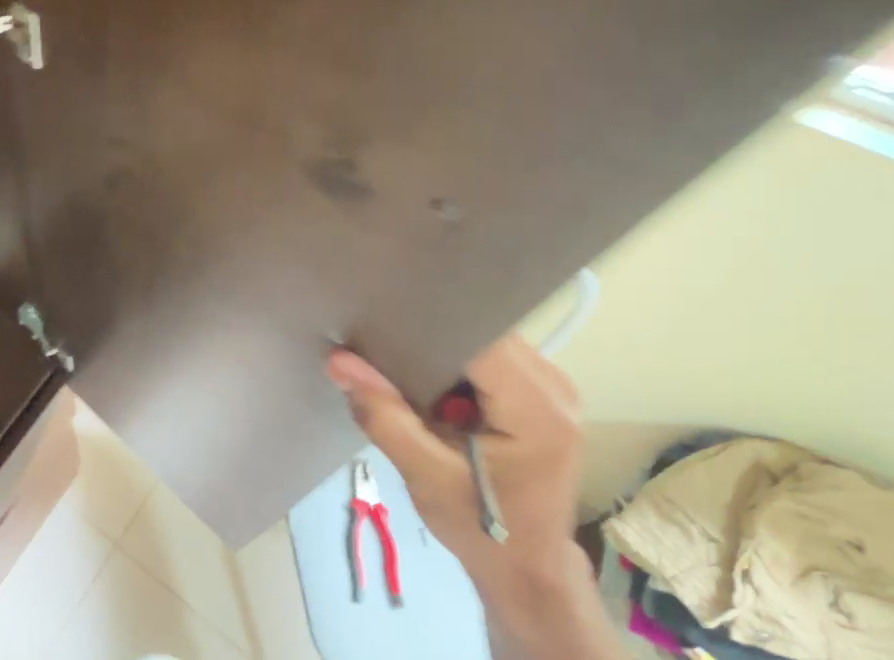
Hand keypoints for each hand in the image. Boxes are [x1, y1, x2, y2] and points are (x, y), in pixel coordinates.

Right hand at [328, 337, 599, 638]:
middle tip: (378, 340)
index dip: (429, 325)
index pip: (479, 339)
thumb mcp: (425, 476)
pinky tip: (426, 383)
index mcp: (538, 409)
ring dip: (442, 350)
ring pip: (485, 340)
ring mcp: (553, 389)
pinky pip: (491, 357)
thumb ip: (384, 415)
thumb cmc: (481, 529)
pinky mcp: (541, 395)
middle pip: (483, 333)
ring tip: (397, 360)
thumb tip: (337, 360)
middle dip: (431, 336)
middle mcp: (556, 388)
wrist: (527, 571)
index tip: (380, 321)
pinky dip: (455, 365)